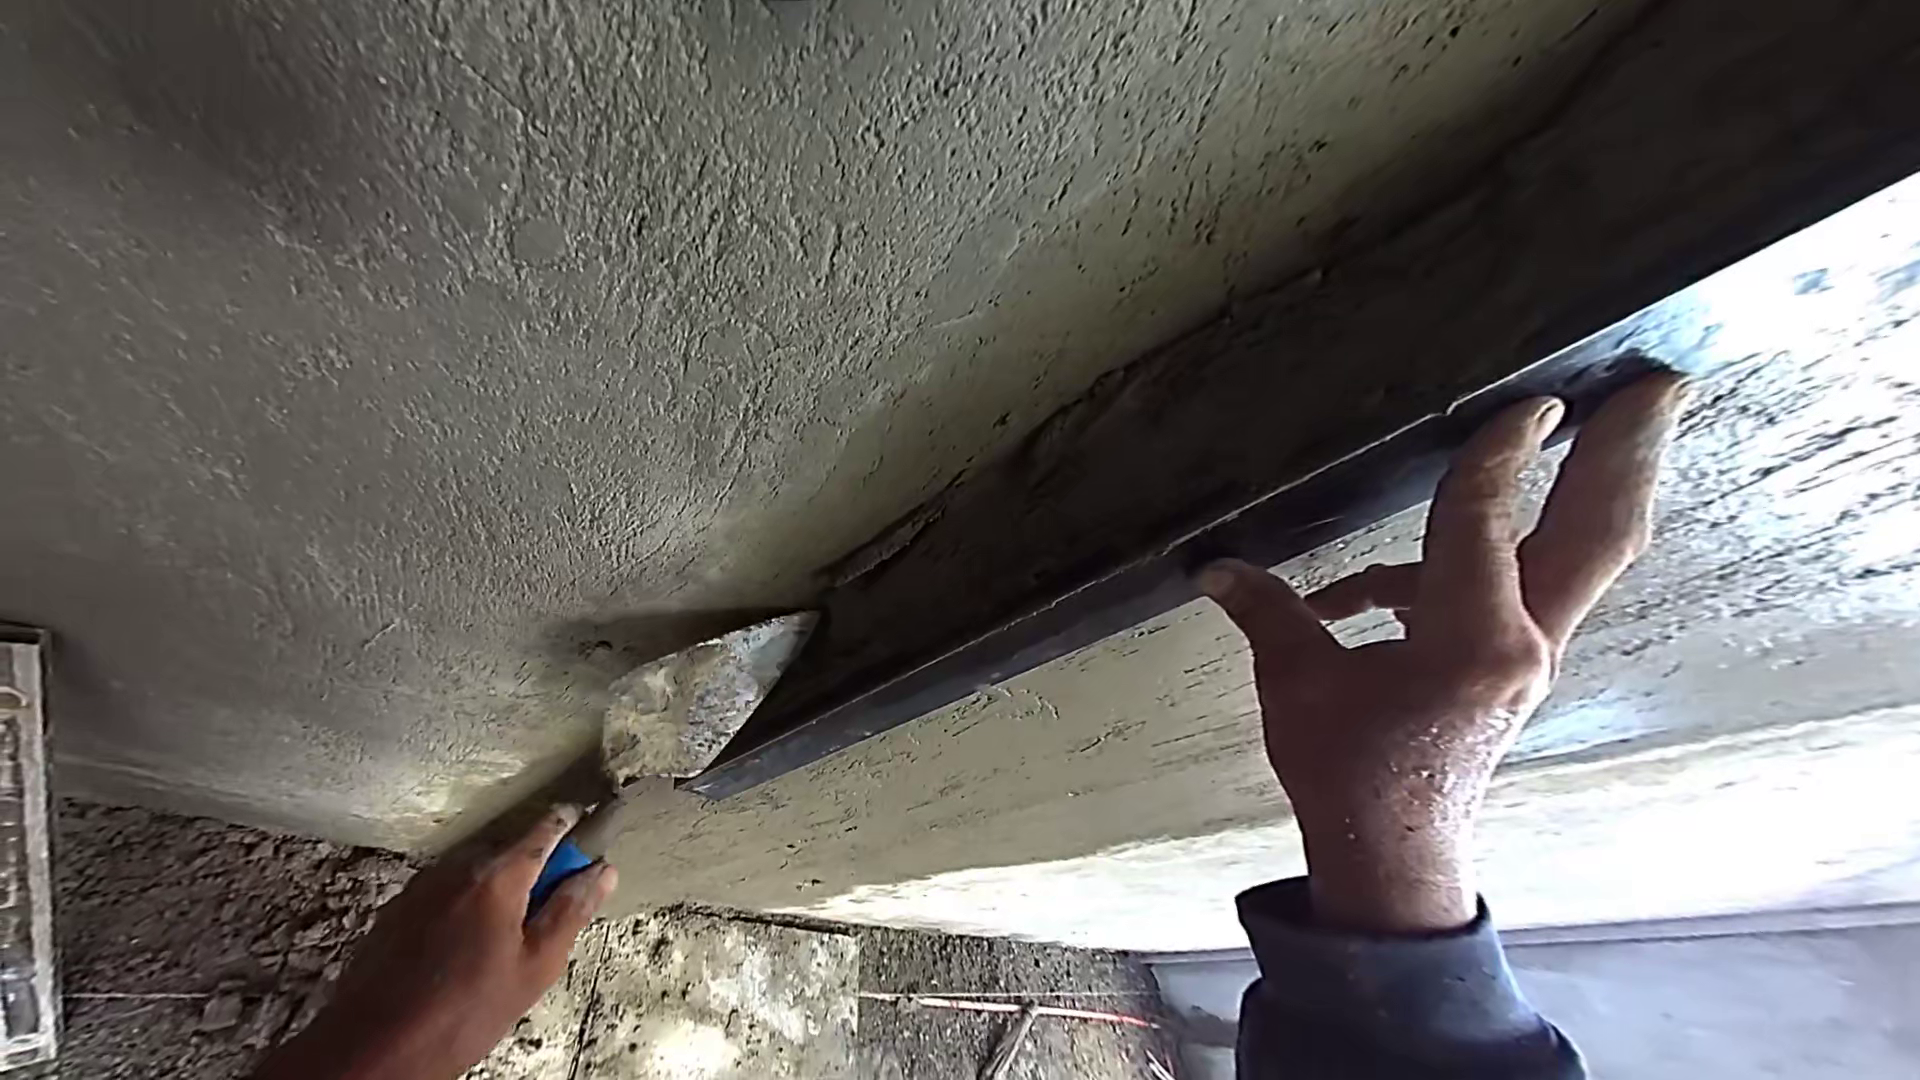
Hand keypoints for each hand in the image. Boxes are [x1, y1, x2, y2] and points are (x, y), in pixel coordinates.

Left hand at [253, 807, 619, 1079]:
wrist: (361, 1060)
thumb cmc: (460, 1013)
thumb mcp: (535, 966)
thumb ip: (573, 910)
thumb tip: (603, 870)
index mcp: (500, 874)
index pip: (548, 826)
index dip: (572, 822)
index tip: (586, 827)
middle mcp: (460, 867)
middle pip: (513, 847)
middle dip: (535, 865)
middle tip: (545, 905)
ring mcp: (421, 888)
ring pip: (478, 868)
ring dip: (499, 882)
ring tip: (503, 929)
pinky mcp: (394, 913)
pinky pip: (447, 889)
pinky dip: (466, 900)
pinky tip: (463, 942)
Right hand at [1199, 373, 1687, 933]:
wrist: (1386, 845)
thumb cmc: (1345, 767)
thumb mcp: (1294, 680)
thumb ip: (1263, 610)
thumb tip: (1211, 566)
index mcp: (1466, 642)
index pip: (1482, 528)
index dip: (1495, 461)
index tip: (1529, 402)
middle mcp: (1516, 641)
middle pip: (1594, 536)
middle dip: (1624, 457)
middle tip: (1652, 388)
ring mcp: (1519, 654)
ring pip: (1562, 560)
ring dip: (1556, 499)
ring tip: (1538, 445)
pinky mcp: (1498, 664)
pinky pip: (1487, 592)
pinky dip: (1427, 573)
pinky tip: (1352, 594)